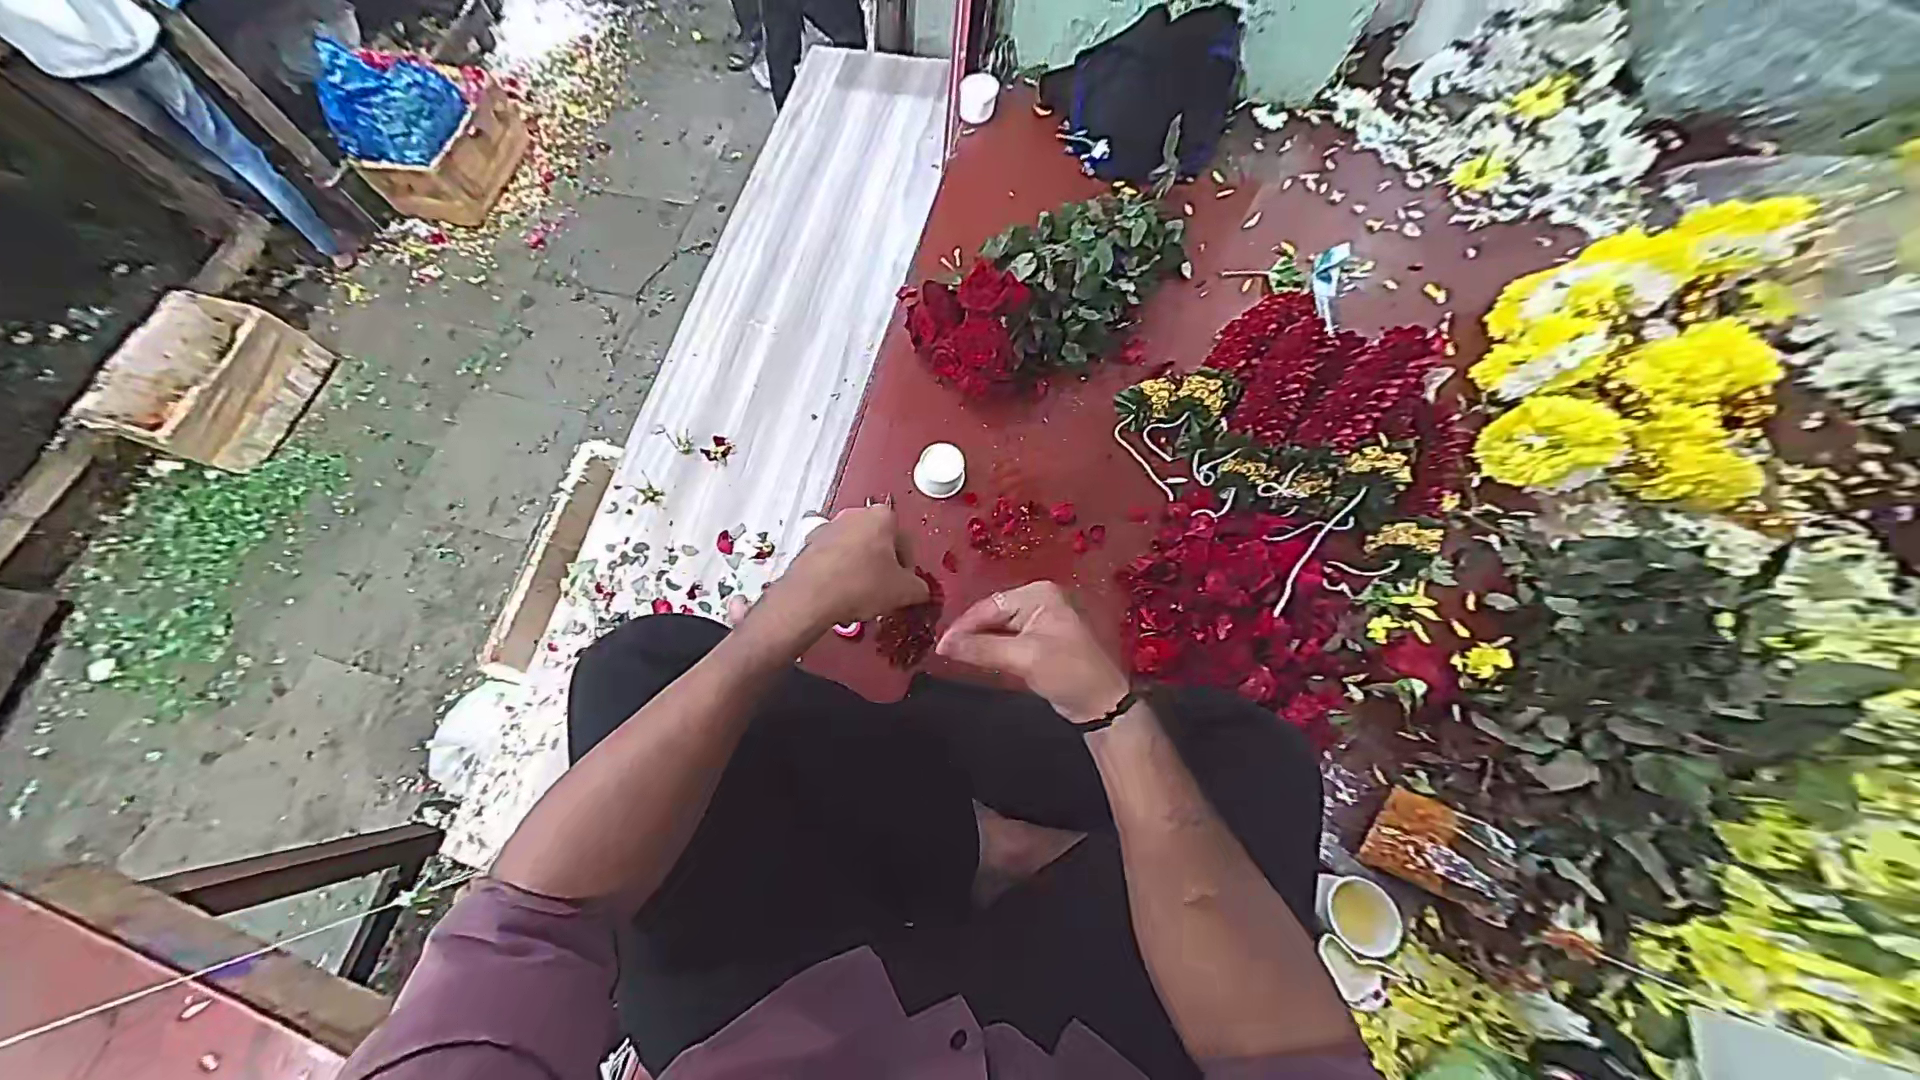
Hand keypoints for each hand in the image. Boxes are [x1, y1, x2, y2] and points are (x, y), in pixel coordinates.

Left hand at [757, 505, 929, 635]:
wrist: (812, 597)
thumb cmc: (856, 584)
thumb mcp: (904, 591)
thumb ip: (919, 588)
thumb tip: (919, 590)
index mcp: (882, 516)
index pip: (905, 540)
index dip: (908, 566)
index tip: (906, 581)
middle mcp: (855, 515)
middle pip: (879, 542)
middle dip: (884, 565)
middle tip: (887, 588)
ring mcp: (830, 528)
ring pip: (856, 550)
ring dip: (862, 569)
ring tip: (863, 595)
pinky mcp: (811, 545)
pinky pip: (834, 558)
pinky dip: (840, 573)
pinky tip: (843, 594)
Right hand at [936, 581, 1131, 723]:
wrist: (1101, 703)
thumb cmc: (1069, 672)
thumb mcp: (1023, 658)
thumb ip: (981, 649)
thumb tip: (943, 644)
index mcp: (1038, 593)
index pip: (989, 606)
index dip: (963, 627)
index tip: (940, 646)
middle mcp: (1038, 599)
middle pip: (991, 614)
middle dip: (969, 634)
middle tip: (944, 652)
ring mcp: (1039, 618)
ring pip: (996, 627)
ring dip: (978, 642)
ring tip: (954, 656)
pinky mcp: (1038, 638)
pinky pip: (1006, 638)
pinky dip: (991, 649)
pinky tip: (976, 659)